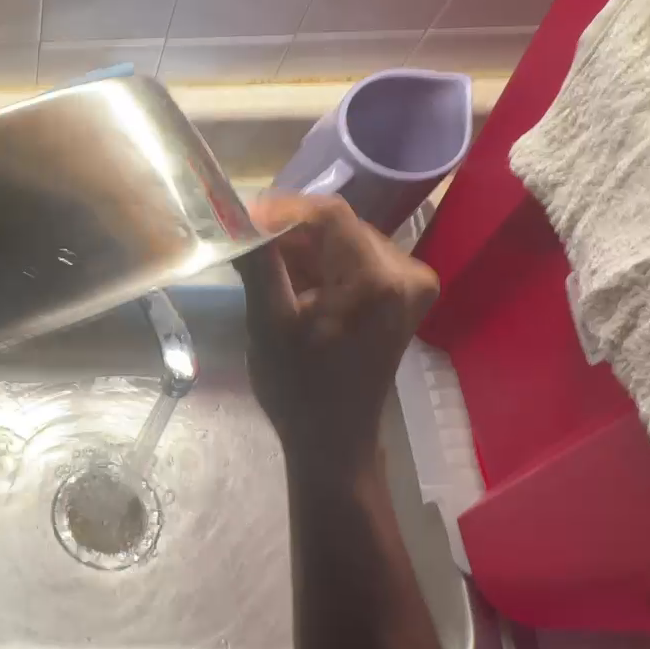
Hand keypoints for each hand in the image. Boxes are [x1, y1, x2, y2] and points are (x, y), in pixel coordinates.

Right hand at [233, 195, 437, 475]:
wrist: (333, 437)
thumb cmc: (296, 389)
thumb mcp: (267, 324)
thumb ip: (260, 265)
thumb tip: (238, 217)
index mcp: (377, 280)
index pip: (328, 215)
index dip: (280, 210)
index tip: (240, 221)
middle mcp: (407, 272)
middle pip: (339, 227)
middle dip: (289, 232)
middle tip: (245, 247)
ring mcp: (411, 283)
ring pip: (345, 242)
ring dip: (303, 249)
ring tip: (264, 269)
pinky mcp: (403, 294)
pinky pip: (355, 261)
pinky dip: (321, 266)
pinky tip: (293, 284)